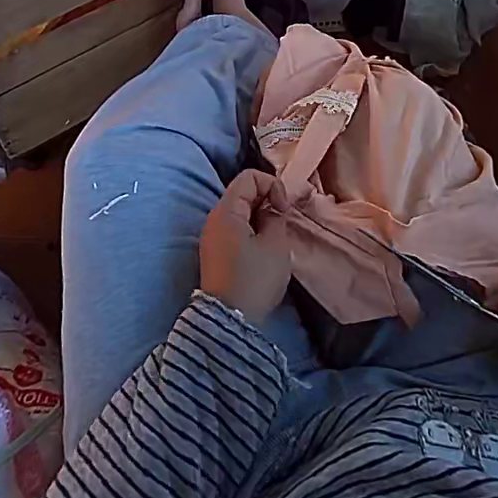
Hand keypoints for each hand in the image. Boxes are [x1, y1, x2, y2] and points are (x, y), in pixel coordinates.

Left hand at [199, 169, 295, 323]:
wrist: (229, 320)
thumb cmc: (254, 279)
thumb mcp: (276, 245)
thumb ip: (276, 218)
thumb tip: (272, 210)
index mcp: (226, 212)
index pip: (249, 177)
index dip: (273, 185)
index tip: (284, 209)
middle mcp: (214, 219)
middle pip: (243, 192)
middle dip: (268, 200)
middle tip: (284, 222)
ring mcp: (212, 237)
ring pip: (240, 211)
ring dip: (262, 217)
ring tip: (277, 237)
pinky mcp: (215, 252)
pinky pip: (236, 228)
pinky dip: (253, 229)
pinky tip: (265, 248)